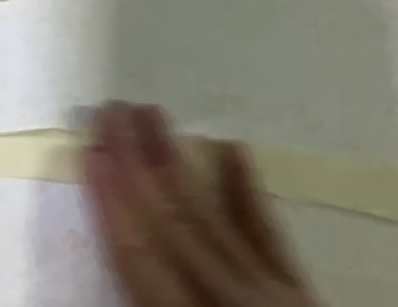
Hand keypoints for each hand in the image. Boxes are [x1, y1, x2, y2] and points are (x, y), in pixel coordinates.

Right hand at [85, 104, 319, 306]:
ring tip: (152, 115)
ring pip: (214, 220)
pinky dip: (249, 194)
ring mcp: (277, 301)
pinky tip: (233, 148)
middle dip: (138, 166)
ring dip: (179, 165)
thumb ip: (146, 303)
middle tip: (112, 111)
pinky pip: (271, 238)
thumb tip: (114, 287)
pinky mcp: (304, 299)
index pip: (143, 262)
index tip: (92, 153)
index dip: (113, 206)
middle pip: (175, 226)